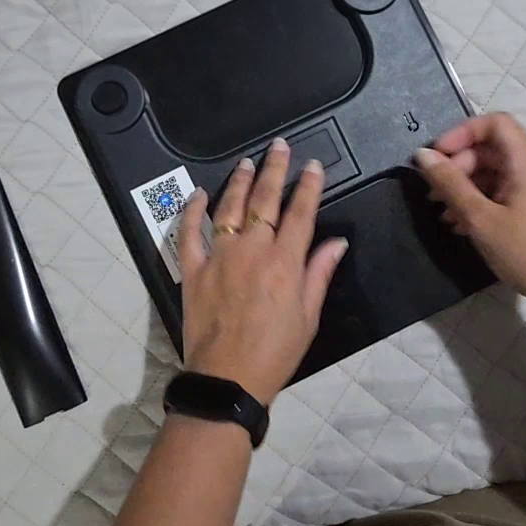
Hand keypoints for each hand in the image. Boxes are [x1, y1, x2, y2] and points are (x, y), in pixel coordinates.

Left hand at [176, 138, 349, 404]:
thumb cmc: (276, 351)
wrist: (228, 378)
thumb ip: (319, 273)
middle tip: (279, 147)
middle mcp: (252, 250)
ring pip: (228, 208)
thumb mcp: (308, 316)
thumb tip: (336, 242)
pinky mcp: (192, 269)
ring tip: (246, 162)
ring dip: (238, 181)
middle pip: (264, 199)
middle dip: (274, 170)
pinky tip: (199, 194)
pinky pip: (189, 233)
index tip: (313, 165)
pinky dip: (193, 211)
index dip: (308, 186)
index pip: (301, 212)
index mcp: (285, 262)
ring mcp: (219, 256)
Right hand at [413, 112, 525, 310]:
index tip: (438, 156)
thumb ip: (450, 184)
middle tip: (436, 194)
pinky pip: (505, 192)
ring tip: (444, 214)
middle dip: (459, 166)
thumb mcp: (480, 218)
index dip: (462, 132)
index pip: (495, 124)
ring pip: (495, 173)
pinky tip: (462, 226)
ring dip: (466, 187)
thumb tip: (423, 155)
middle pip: (492, 149)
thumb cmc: (525, 251)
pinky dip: (481, 201)